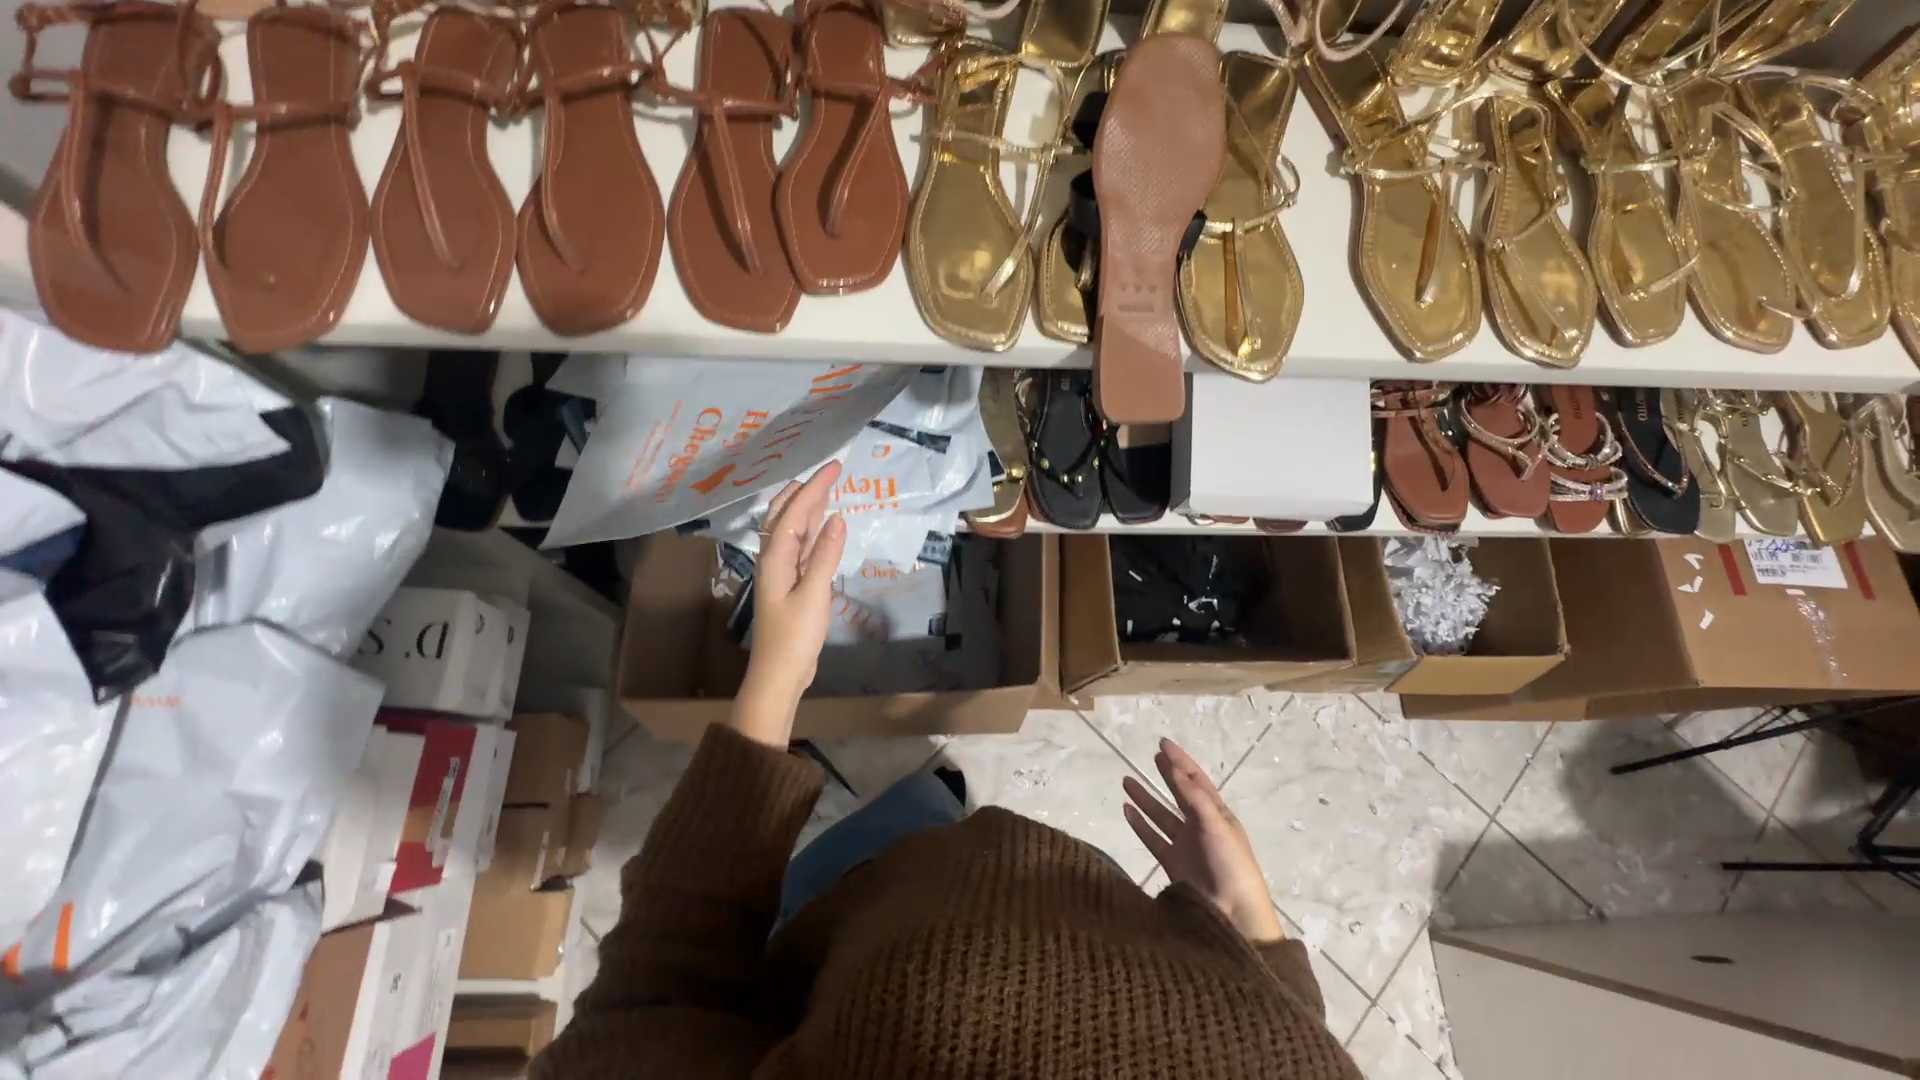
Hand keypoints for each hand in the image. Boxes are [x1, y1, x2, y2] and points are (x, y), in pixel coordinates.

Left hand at [732, 461, 846, 746]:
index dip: (816, 486)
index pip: (797, 511)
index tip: (836, 466)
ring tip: (827, 489)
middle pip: (785, 513)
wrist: (779, 673)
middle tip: (831, 473)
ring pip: (791, 528)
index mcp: (776, 557)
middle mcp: (774, 558)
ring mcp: (780, 571)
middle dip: (807, 490)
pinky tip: (824, 527)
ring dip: (807, 507)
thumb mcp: (814, 595)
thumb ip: (826, 555)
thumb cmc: (795, 636)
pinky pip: (799, 545)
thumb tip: (837, 518)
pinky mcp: (789, 584)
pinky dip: (812, 530)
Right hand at [1123, 738, 1284, 943]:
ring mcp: (1185, 845)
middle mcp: (1201, 826)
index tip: (1162, 743)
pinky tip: (1126, 811)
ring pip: (1161, 815)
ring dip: (1146, 798)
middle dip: (1167, 774)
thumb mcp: (1216, 825)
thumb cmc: (1230, 864)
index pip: (1196, 780)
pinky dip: (1140, 824)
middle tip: (1151, 755)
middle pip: (1179, 794)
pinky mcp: (1173, 863)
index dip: (1180, 761)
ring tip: (1126, 781)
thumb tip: (1174, 768)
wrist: (1232, 912)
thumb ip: (1193, 797)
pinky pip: (1152, 838)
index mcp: (1217, 814)